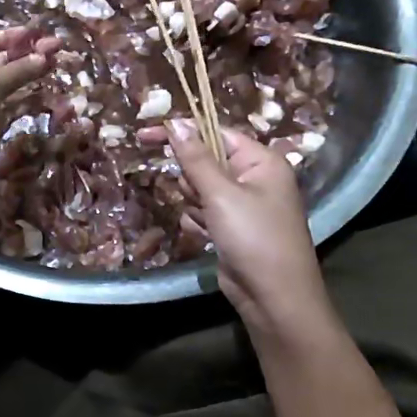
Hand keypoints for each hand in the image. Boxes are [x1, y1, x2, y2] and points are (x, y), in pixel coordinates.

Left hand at [0, 27, 50, 187]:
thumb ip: (17, 69)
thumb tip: (44, 57)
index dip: (10, 36)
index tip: (35, 32)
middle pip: (6, 61)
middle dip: (29, 53)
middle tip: (57, 46)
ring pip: (15, 82)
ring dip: (34, 74)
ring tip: (58, 64)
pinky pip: (18, 104)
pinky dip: (32, 98)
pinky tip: (50, 92)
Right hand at [158, 118, 326, 328]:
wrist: (272, 294)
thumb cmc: (253, 237)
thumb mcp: (221, 194)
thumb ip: (195, 158)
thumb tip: (176, 122)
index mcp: (261, 161)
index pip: (215, 132)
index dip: (181, 132)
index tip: (143, 135)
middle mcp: (254, 177)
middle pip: (204, 161)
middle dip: (192, 180)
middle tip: (198, 198)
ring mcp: (243, 203)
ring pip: (198, 188)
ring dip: (194, 204)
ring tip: (210, 223)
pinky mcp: (231, 225)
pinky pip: (202, 211)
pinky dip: (198, 222)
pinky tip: (208, 237)